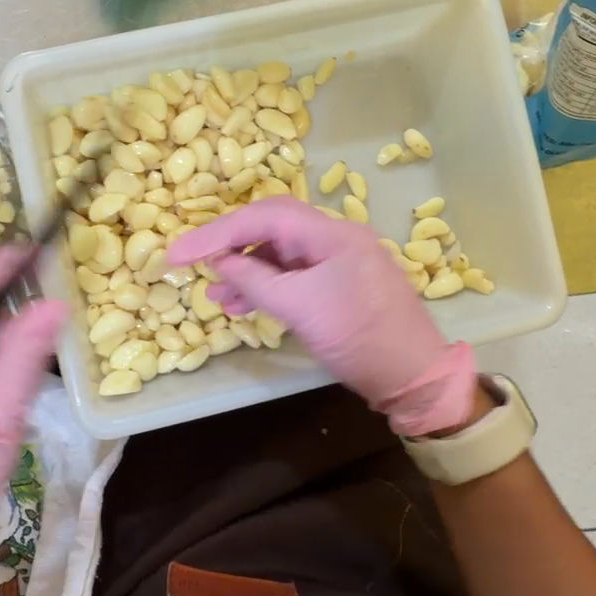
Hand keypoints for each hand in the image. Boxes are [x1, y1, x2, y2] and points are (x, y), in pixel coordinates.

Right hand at [167, 196, 479, 437]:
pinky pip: (291, 276)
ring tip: (215, 296)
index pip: (264, 217)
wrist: (415, 378)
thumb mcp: (301, 308)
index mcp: (332, 234)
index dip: (217, 232)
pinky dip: (264, 287)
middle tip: (191, 263)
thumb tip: (219, 263)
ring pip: (278, 254)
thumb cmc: (361, 339)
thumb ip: (255, 281)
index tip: (179, 252)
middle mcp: (334, 239)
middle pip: (270, 228)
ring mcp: (337, 262)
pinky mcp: (337, 286)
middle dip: (228, 245)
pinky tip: (240, 305)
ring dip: (244, 271)